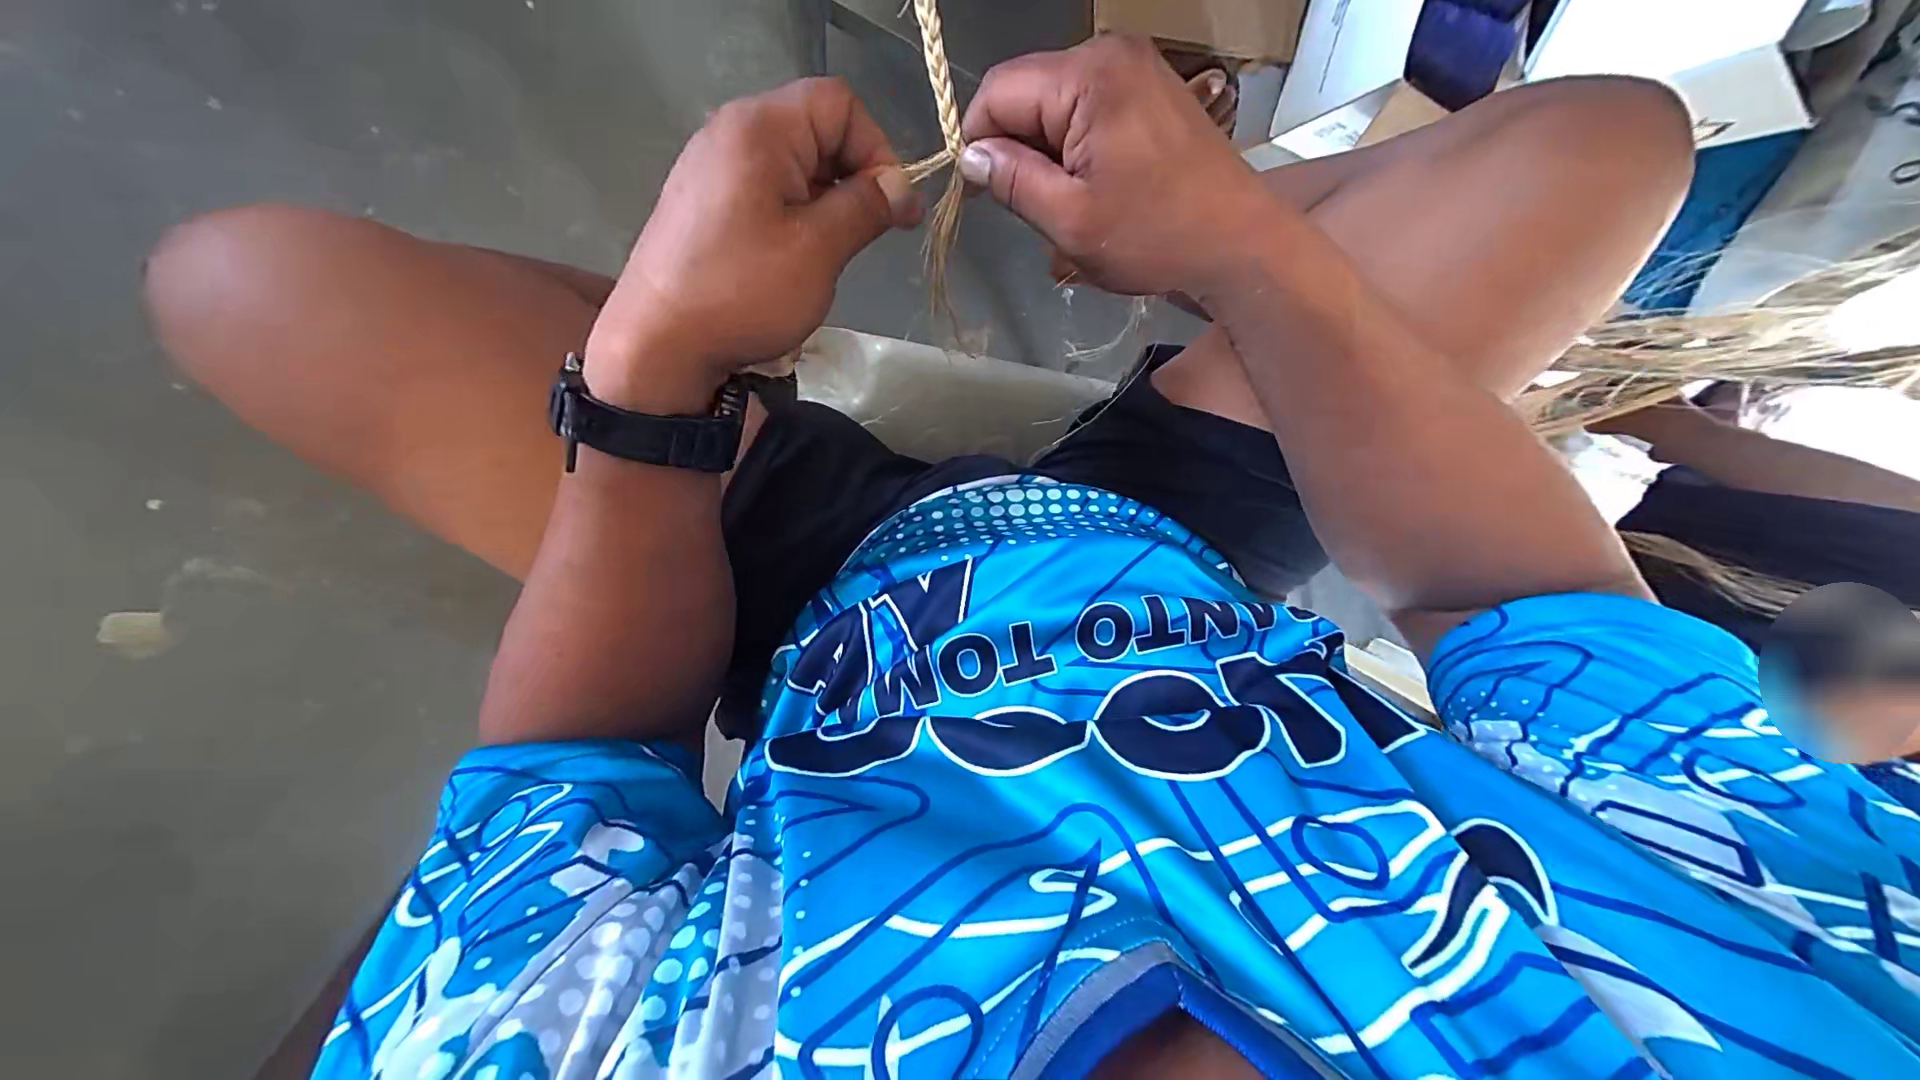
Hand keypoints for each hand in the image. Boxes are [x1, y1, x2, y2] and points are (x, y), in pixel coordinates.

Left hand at [586, 78, 921, 405]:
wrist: (660, 343)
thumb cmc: (744, 293)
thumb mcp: (818, 251)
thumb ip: (865, 207)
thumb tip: (903, 186)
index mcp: (759, 129)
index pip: (839, 104)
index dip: (878, 150)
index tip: (894, 208)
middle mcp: (732, 133)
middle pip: (816, 131)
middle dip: (855, 179)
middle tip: (875, 235)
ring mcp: (714, 169)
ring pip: (795, 167)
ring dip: (828, 204)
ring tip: (834, 255)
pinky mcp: (706, 204)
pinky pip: (767, 193)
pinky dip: (797, 217)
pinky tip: (797, 260)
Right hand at [959, 34, 1277, 300]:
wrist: (1238, 244)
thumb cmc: (1154, 236)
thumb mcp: (1070, 219)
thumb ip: (1013, 181)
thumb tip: (970, 156)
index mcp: (1088, 75)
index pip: (999, 91)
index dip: (978, 142)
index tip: (980, 194)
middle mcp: (1111, 55)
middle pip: (1029, 95)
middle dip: (1017, 153)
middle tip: (1033, 210)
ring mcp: (1136, 71)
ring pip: (1057, 110)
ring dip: (1047, 160)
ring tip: (1067, 209)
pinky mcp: (1151, 94)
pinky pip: (1089, 116)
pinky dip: (1076, 155)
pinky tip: (1091, 193)